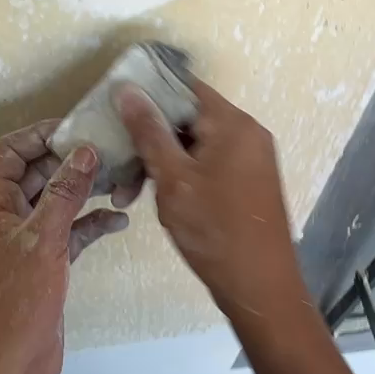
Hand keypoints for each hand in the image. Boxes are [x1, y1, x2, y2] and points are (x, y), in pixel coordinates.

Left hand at [0, 121, 128, 373]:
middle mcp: (2, 220)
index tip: (80, 128)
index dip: (41, 135)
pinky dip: (89, 226)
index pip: (10, 153)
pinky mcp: (41, 269)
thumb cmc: (14, 304)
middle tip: (111, 150)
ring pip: (55, 206)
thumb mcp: (42, 241)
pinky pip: (66, 236)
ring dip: (84, 193)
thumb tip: (83, 151)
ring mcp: (22, 246)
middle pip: (37, 176)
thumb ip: (64, 194)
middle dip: (71, 163)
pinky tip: (118, 220)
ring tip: (121, 180)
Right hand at [113, 79, 307, 326]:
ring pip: (195, 146)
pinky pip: (208, 164)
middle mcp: (247, 133)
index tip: (115, 109)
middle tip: (118, 169)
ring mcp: (250, 158)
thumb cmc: (215, 230)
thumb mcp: (173, 179)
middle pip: (188, 118)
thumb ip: (149, 132)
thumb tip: (127, 89)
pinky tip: (159, 200)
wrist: (260, 286)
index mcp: (233, 123)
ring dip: (161, 163)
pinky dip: (182, 176)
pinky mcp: (248, 181)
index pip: (185, 87)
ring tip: (129, 195)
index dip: (148, 93)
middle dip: (149, 139)